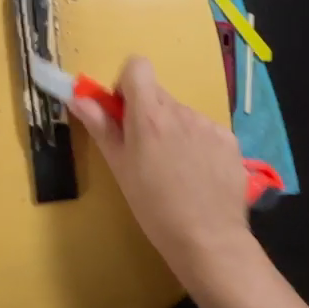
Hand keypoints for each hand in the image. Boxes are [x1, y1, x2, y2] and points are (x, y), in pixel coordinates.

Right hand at [70, 57, 250, 269]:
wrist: (209, 242)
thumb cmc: (154, 207)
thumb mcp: (120, 168)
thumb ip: (100, 126)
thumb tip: (78, 97)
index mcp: (149, 114)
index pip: (137, 66)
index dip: (127, 84)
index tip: (125, 113)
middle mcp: (180, 110)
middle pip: (158, 94)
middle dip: (148, 113)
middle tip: (147, 151)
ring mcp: (208, 124)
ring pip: (182, 114)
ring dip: (174, 130)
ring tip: (176, 170)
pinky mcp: (230, 140)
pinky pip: (206, 130)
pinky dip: (199, 144)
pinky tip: (199, 175)